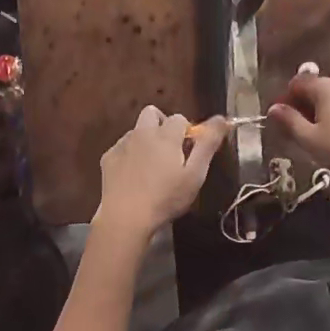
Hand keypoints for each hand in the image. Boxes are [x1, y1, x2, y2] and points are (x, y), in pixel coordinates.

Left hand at [94, 106, 224, 236]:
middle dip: (162, 125)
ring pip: (136, 131)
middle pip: (152, 113)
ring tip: (151, 167)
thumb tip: (221, 119)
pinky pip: (122, 147)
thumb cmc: (166, 198)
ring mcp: (122, 145)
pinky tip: (133, 176)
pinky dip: (130, 154)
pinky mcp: (108, 158)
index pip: (180, 118)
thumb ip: (208, 144)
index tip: (189, 152)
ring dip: (146, 140)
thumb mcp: (195, 174)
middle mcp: (141, 133)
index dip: (187, 132)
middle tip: (169, 151)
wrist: (126, 217)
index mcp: (165, 135)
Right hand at [268, 69, 329, 181]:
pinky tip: (325, 132)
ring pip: (325, 95)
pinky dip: (327, 112)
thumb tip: (273, 108)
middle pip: (312, 87)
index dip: (285, 98)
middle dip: (299, 104)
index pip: (298, 82)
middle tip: (291, 127)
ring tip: (307, 132)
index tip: (280, 118)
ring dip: (313, 109)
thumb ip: (288, 119)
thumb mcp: (307, 137)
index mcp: (326, 87)